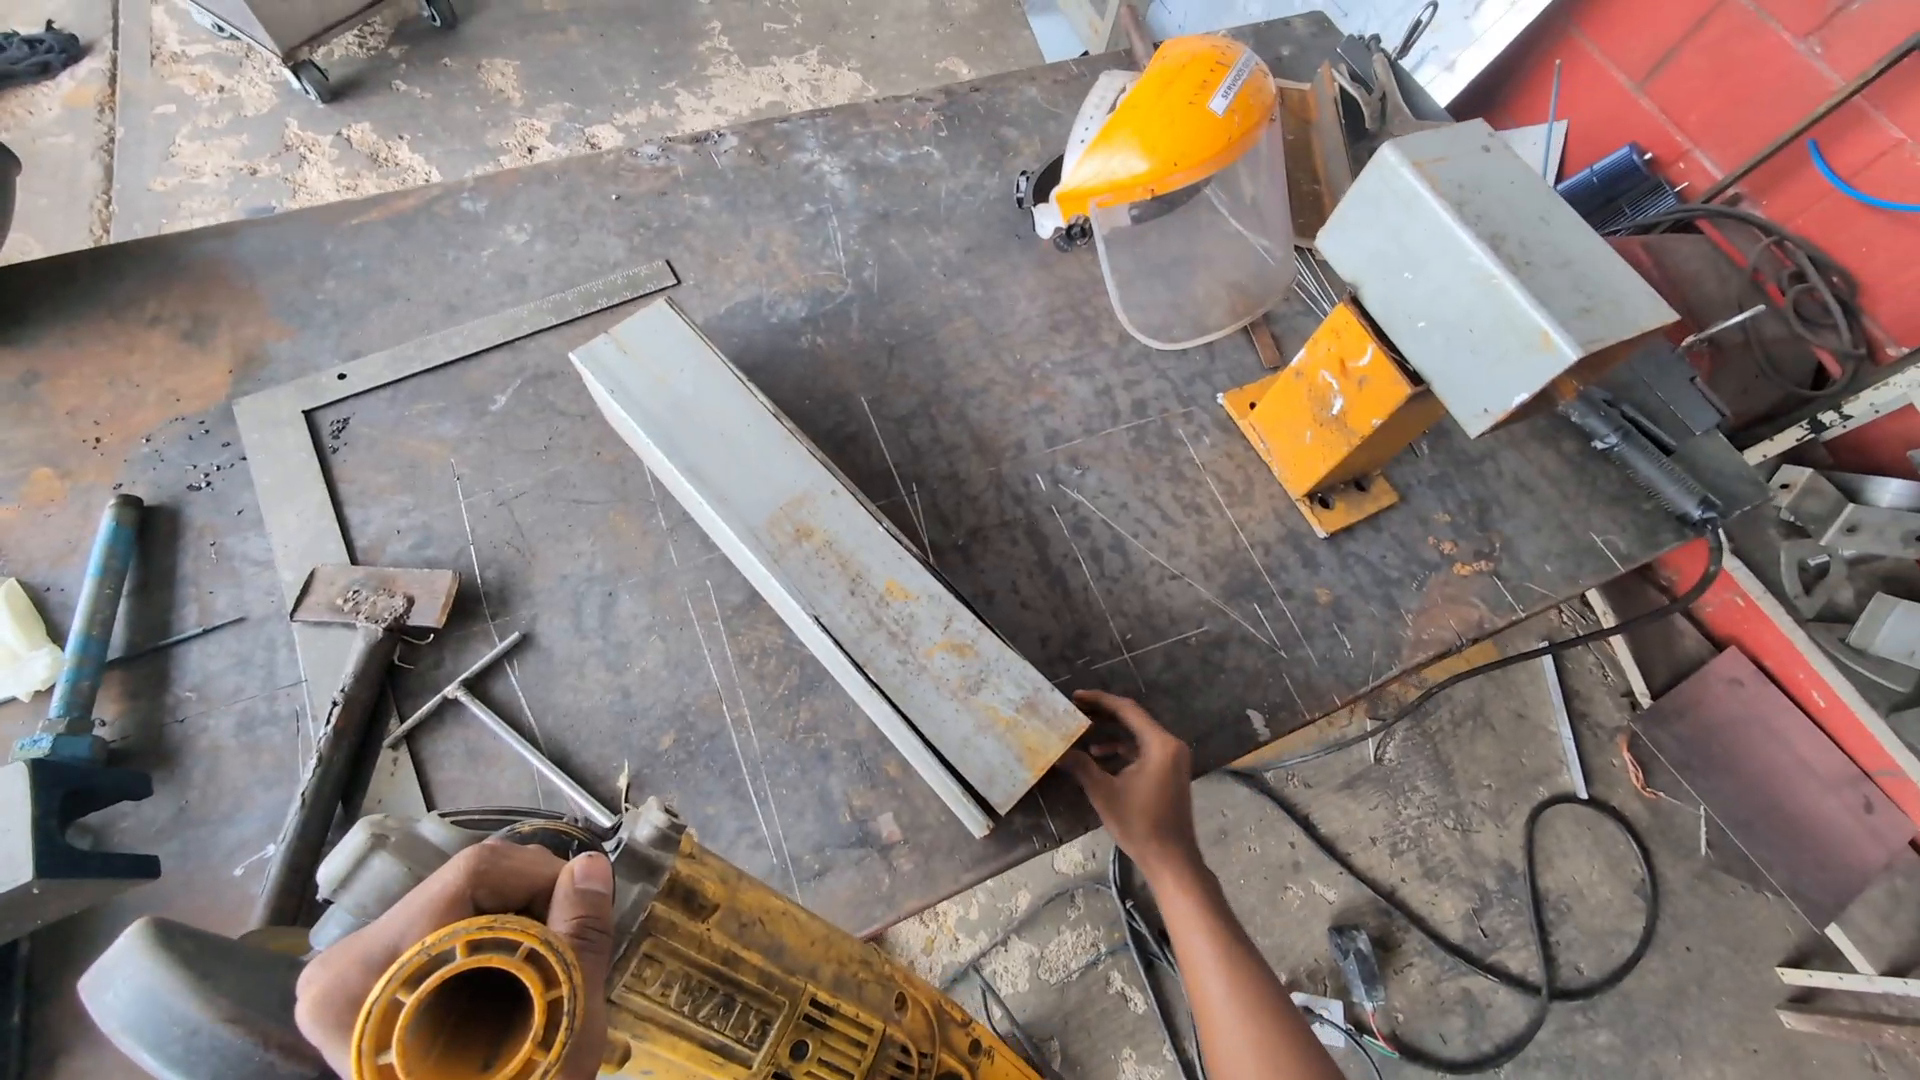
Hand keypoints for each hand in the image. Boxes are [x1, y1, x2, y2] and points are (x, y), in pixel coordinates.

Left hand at [294, 839, 615, 1079]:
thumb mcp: (562, 1021)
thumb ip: (579, 937)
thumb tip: (590, 864)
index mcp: (367, 972)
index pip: (477, 874)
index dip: (546, 882)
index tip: (581, 920)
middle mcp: (343, 963)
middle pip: (466, 884)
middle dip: (536, 904)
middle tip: (568, 946)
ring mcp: (351, 972)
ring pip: (461, 900)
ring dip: (520, 919)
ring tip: (543, 967)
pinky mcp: (370, 980)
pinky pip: (448, 924)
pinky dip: (496, 936)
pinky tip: (514, 973)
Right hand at [1057, 690, 1203, 881]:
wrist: (1171, 859)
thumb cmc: (1139, 824)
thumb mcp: (1104, 792)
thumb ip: (1081, 766)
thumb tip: (1057, 750)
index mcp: (1160, 744)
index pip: (1127, 710)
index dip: (1100, 700)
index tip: (1076, 696)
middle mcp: (1170, 745)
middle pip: (1133, 719)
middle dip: (1104, 714)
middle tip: (1076, 709)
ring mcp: (1173, 758)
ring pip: (1138, 734)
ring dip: (1111, 732)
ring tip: (1083, 731)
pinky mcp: (1170, 771)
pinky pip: (1144, 749)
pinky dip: (1123, 749)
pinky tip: (1099, 756)